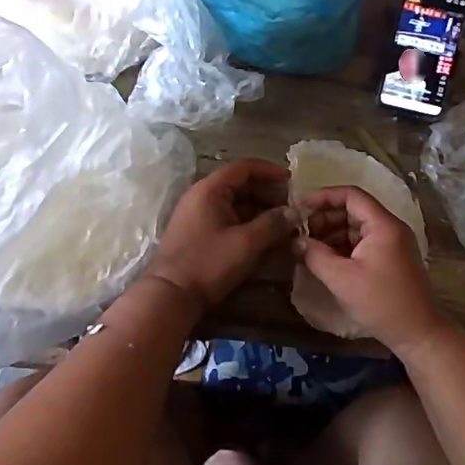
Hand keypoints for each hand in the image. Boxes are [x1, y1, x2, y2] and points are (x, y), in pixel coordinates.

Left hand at [149, 159, 296, 309]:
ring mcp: (198, 214)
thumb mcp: (247, 243)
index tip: (292, 182)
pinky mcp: (198, 231)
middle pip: (240, 183)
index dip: (270, 171)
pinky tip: (265, 234)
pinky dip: (248, 221)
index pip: (244, 167)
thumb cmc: (208, 264)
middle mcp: (201, 195)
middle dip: (268, 192)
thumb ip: (274, 223)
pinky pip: (228, 216)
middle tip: (291, 206)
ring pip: (235, 202)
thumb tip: (295, 212)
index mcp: (210, 189)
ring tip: (283, 222)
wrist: (169, 297)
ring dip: (260, 208)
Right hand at [297, 186, 450, 354]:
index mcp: (383, 224)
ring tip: (309, 247)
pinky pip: (363, 242)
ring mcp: (392, 243)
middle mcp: (390, 227)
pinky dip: (344, 246)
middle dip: (325, 217)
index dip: (324, 196)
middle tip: (301, 232)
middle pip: (354, 210)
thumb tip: (296, 241)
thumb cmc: (381, 302)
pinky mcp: (391, 258)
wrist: (418, 333)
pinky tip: (325, 259)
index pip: (351, 195)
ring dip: (332, 233)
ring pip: (357, 227)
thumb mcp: (342, 279)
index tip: (299, 206)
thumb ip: (316, 255)